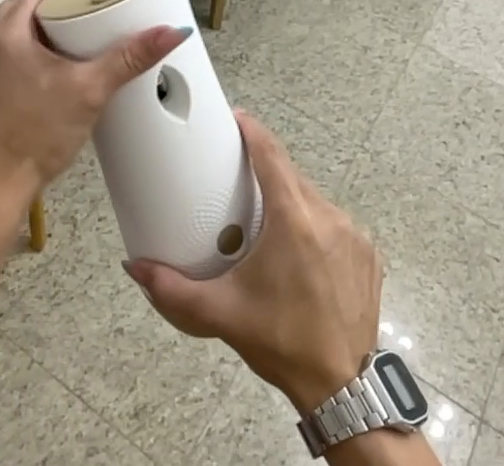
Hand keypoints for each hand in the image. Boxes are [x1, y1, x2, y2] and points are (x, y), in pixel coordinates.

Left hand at [0, 0, 189, 210]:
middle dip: (51, 18)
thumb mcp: (91, 91)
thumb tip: (171, 32)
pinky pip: (6, 67)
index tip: (86, 4)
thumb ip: (129, 59)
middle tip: (82, 28)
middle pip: (19, 16)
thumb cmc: (37, 134)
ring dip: (38, 41)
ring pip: (11, 42)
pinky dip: (27, 65)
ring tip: (72, 54)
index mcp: (8, 37)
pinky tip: (52, 84)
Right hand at [126, 111, 382, 411]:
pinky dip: (315, 225)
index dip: (254, 132)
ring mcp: (354, 236)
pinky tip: (299, 248)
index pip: (272, 157)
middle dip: (266, 169)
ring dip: (291, 199)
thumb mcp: (220, 312)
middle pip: (293, 176)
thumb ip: (171, 288)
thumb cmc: (280, 342)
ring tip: (265, 217)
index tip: (238, 119)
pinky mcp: (368, 255)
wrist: (341, 385)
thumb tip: (134, 267)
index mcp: (293, 222)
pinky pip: (336, 224)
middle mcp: (329, 218)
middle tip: (239, 175)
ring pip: (315, 199)